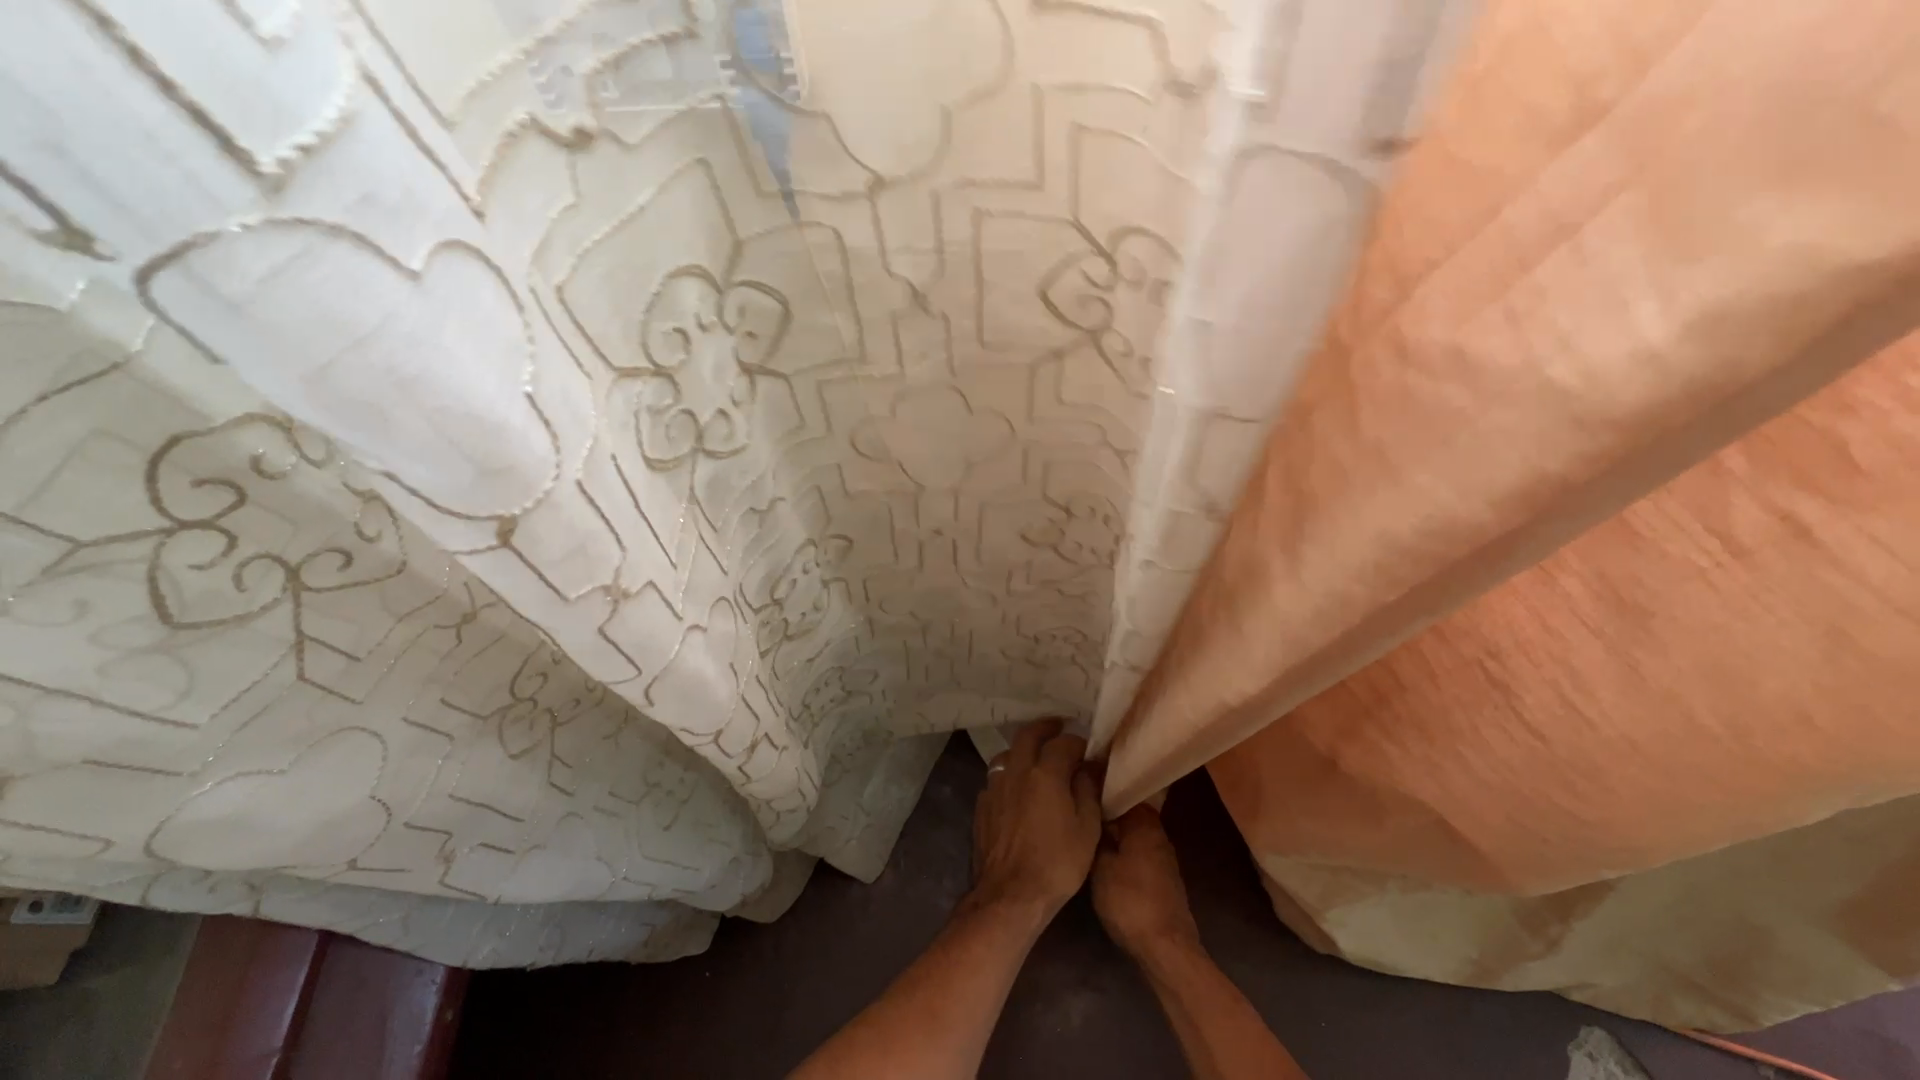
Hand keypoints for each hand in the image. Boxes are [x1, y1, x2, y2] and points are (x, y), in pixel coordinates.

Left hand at [969, 720, 1100, 917]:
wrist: (1010, 895)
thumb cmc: (1057, 863)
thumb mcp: (1087, 829)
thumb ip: (1087, 791)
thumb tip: (1088, 768)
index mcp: (1044, 774)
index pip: (1063, 743)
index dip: (1078, 743)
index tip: (1089, 751)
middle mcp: (1015, 772)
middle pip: (1027, 735)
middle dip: (1045, 728)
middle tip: (1058, 726)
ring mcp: (994, 788)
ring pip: (1006, 755)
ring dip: (1022, 750)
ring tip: (1035, 758)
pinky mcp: (982, 807)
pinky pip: (996, 780)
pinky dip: (1009, 776)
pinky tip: (1017, 790)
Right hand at [1093, 805, 1202, 965]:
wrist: (1165, 946)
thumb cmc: (1128, 900)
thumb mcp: (1101, 868)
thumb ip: (1099, 841)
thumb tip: (1098, 823)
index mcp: (1145, 826)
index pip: (1126, 798)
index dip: (1105, 798)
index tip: (1084, 799)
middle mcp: (1160, 837)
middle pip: (1134, 818)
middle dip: (1113, 818)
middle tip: (1085, 821)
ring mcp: (1166, 860)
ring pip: (1138, 839)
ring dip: (1120, 840)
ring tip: (1093, 843)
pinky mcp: (1167, 882)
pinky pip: (1143, 857)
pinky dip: (1129, 857)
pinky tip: (1111, 866)